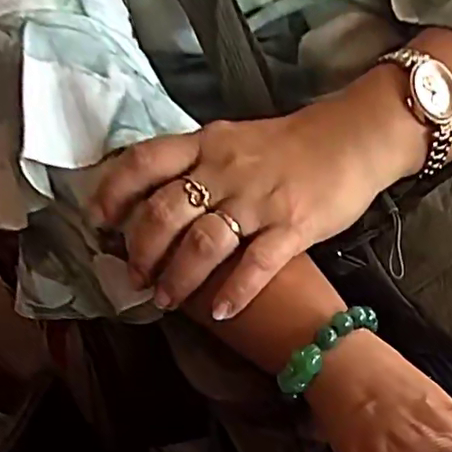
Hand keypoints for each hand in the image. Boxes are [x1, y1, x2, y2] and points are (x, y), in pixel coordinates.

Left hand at [89, 97, 409, 318]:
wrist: (353, 138)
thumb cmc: (295, 146)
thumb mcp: (238, 141)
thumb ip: (202, 165)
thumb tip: (167, 197)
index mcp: (208, 145)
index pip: (145, 162)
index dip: (114, 192)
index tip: (98, 220)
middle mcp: (226, 171)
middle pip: (166, 211)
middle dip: (143, 250)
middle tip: (136, 278)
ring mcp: (259, 201)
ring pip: (204, 243)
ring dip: (179, 278)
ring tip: (166, 301)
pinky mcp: (292, 227)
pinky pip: (257, 265)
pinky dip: (235, 292)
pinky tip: (221, 312)